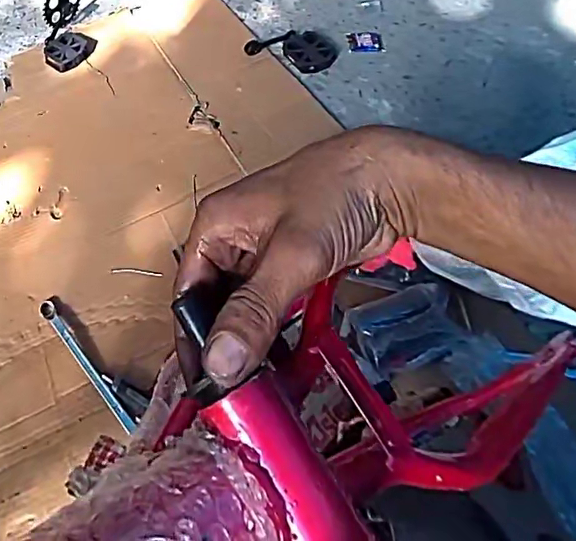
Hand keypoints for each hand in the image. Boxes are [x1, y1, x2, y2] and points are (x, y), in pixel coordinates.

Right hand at [173, 126, 426, 386]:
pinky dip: (274, 335)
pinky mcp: (287, 264)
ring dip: (250, 344)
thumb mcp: (291, 256)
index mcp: (213, 226)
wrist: (386, 178)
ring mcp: (260, 252)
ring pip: (242, 308)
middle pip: (213, 303)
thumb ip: (254, 311)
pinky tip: (284, 366)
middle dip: (223, 346)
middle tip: (236, 397)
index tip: (205, 388)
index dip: (193, 340)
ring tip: (260, 390)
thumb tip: (218, 366)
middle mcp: (229, 239)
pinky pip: (269, 306)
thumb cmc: (329, 198)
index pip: (188, 292)